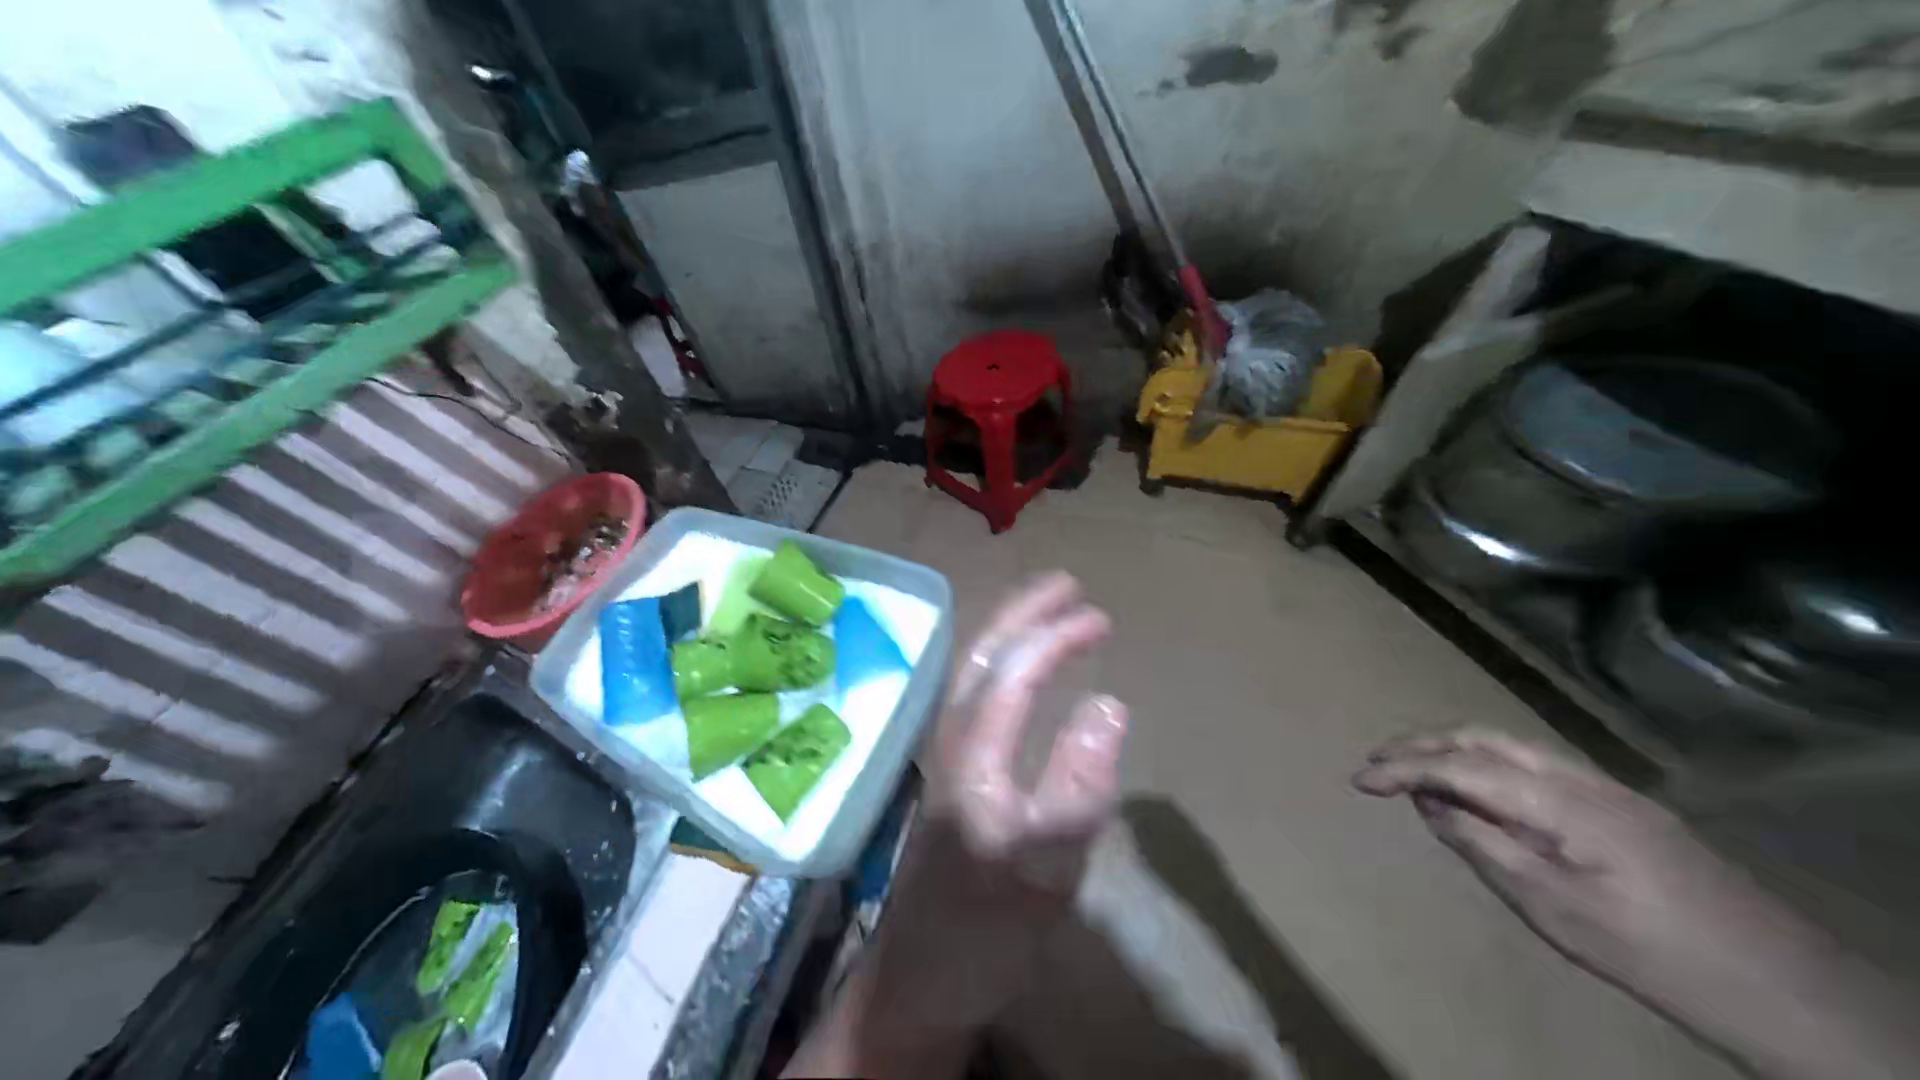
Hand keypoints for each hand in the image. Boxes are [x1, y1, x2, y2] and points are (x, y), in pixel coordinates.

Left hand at [786, 574, 1126, 1076]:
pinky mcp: (952, 777)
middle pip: (982, 658)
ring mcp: (946, 757)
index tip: (1097, 616)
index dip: (1053, 638)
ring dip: (1010, 634)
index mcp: (973, 755)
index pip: (1012, 674)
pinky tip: (1018, 675)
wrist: (920, 981)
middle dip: (1023, 613)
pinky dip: (1003, 666)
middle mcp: (950, 741)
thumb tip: (1109, 703)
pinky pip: (976, 697)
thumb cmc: (984, 928)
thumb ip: (1076, 786)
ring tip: (1047, 613)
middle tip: (1066, 584)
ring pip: (974, 674)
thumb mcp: (1045, 868)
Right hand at [1355, 728, 1919, 1079]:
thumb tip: (1430, 802)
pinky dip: (1486, 764)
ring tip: (1411, 769)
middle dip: (1421, 743)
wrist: (1784, 986)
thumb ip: (1483, 844)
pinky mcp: (1619, 805)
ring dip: (1452, 749)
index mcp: (1562, 801)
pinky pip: (1534, 765)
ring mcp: (1605, 787)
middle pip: (1483, 738)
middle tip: (1376, 763)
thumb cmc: (1651, 951)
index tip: (1359, 779)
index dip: (1404, 767)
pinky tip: (1476, 790)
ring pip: (1509, 745)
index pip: (1462, 766)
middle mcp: (1580, 777)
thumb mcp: (1552, 908)